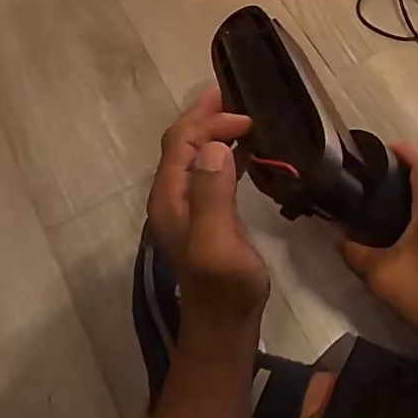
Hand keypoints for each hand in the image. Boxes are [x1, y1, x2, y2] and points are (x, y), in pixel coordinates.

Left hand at [147, 87, 268, 349]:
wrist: (224, 324)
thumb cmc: (224, 286)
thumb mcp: (217, 241)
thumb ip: (212, 194)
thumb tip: (216, 147)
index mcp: (171, 196)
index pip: (182, 142)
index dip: (209, 121)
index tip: (246, 118)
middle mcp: (172, 196)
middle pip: (182, 143)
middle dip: (204, 116)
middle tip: (233, 93)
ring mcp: (186, 206)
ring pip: (194, 154)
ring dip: (213, 130)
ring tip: (241, 114)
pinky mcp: (203, 215)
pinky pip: (208, 170)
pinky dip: (223, 151)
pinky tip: (243, 150)